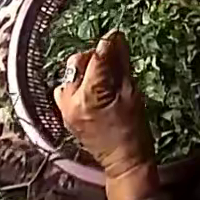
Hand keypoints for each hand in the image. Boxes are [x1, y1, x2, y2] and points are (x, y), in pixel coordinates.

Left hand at [54, 30, 152, 183]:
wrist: (125, 164)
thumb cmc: (134, 132)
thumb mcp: (132, 95)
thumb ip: (120, 66)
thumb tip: (117, 41)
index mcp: (89, 96)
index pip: (96, 59)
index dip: (107, 44)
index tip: (116, 35)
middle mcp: (70, 101)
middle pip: (76, 63)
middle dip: (94, 56)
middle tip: (112, 56)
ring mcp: (64, 110)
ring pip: (69, 75)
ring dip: (84, 70)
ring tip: (102, 74)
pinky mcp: (65, 116)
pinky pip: (66, 90)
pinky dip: (78, 83)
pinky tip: (94, 86)